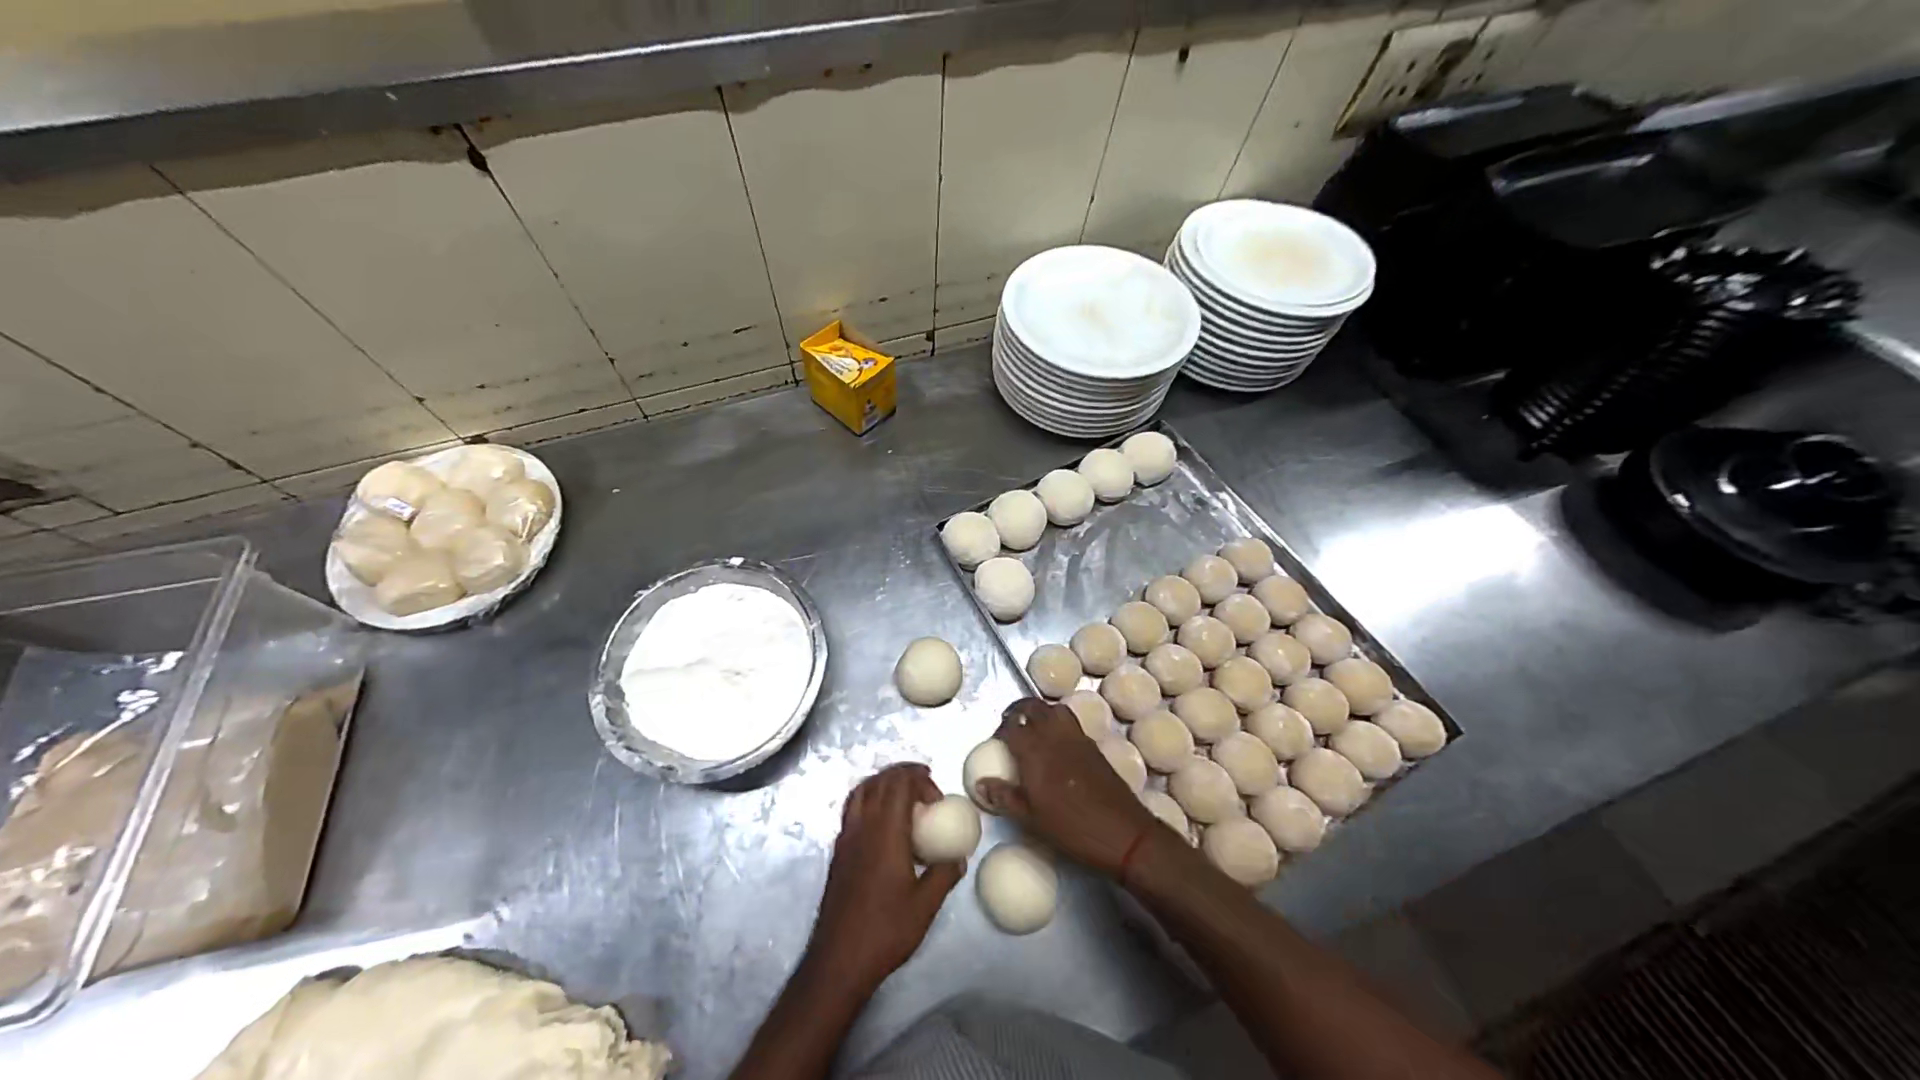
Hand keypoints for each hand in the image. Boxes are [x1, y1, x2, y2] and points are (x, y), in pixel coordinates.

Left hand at [805, 763, 963, 992]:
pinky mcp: (838, 852)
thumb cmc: (885, 930)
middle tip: (925, 785)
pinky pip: (852, 809)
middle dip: (903, 775)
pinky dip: (870, 799)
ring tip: (904, 795)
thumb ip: (945, 874)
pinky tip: (884, 823)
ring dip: (884, 783)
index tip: (937, 798)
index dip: (919, 779)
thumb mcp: (926, 905)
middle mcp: (862, 826)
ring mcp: (845, 838)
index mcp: (885, 832)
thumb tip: (959, 857)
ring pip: (861, 791)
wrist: (839, 960)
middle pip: (879, 781)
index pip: (899, 784)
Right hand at [976, 698, 1159, 877]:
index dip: (1001, 729)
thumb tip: (981, 784)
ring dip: (1041, 712)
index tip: (996, 741)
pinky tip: (1057, 745)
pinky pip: (1072, 723)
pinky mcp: (1094, 747)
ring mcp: (1078, 739)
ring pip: (1056, 709)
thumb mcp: (1030, 819)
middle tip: (1010, 723)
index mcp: (1035, 751)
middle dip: (1019, 709)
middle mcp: (1056, 737)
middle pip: (1034, 707)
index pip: (1012, 725)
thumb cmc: (1072, 829)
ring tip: (1033, 728)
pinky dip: (1059, 723)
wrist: (1125, 834)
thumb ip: (1003, 796)